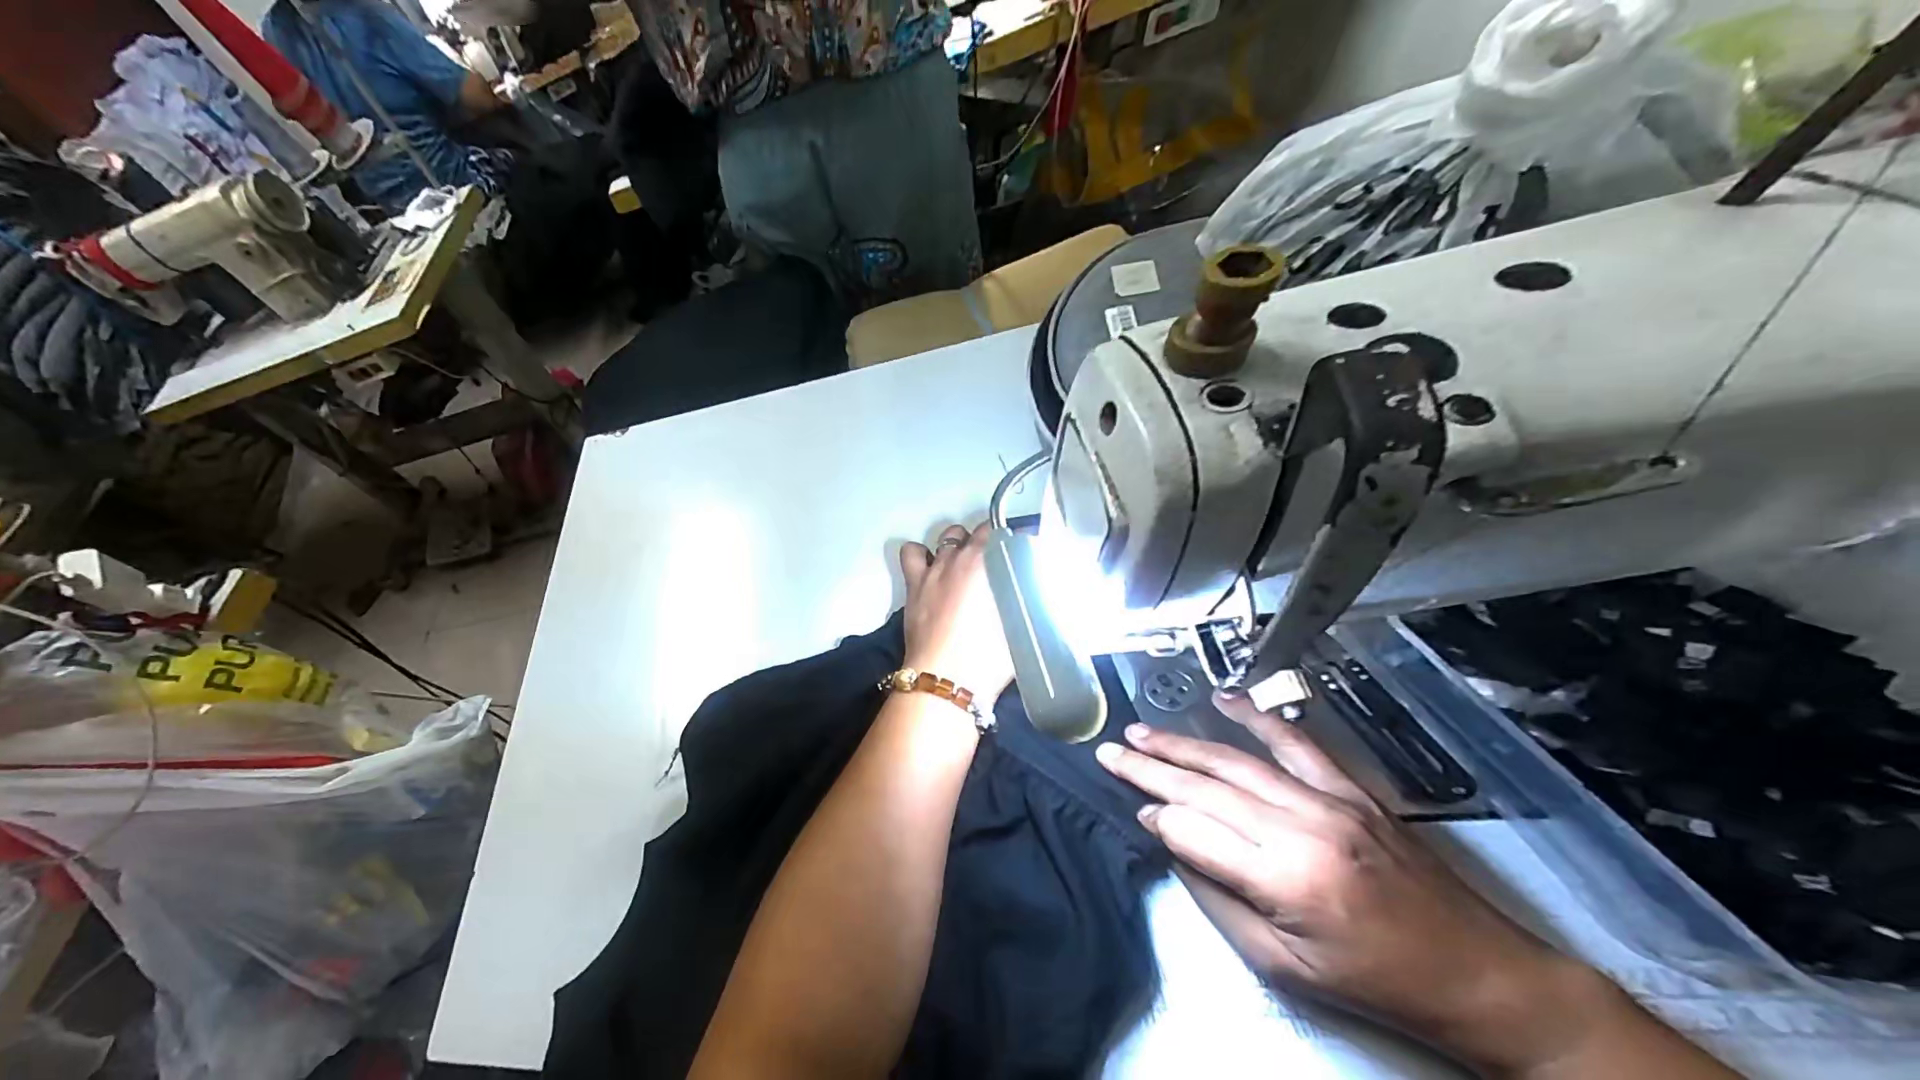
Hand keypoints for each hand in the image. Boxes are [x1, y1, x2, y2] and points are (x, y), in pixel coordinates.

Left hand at [898, 523, 1012, 698]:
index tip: (1018, 556)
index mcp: (987, 561)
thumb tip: (1030, 586)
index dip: (1011, 541)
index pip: (1002, 532)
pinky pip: (911, 553)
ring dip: (957, 544)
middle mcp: (960, 556)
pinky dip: (921, 554)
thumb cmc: (991, 654)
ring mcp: (934, 569)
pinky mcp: (913, 584)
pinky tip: (930, 567)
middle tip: (994, 566)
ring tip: (964, 565)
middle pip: (976, 532)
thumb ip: (1024, 596)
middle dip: (986, 542)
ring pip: (947, 537)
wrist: (948, 678)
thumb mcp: (1020, 623)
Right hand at [1095, 692, 1626, 1077]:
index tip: (1133, 812)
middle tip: (1109, 752)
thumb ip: (1222, 903)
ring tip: (1142, 732)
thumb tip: (1176, 848)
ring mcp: (1329, 800)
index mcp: (1286, 879)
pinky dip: (1258, 718)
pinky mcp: (1351, 790)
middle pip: (1208, 788)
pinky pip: (1296, 744)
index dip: (1159, 820)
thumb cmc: (1376, 984)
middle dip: (1151, 769)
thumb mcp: (1286, 968)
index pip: (1197, 832)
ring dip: (1185, 745)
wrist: (1478, 975)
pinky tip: (1226, 700)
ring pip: (1239, 761)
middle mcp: (1303, 827)